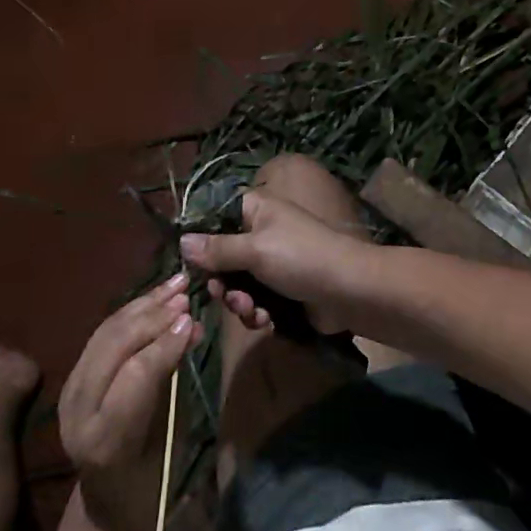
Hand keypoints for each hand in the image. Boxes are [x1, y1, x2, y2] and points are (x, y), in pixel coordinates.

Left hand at [57, 272, 199, 530]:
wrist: (111, 494)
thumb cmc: (154, 471)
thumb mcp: (171, 433)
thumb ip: (175, 379)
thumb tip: (191, 328)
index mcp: (106, 437)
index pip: (135, 374)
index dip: (165, 342)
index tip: (193, 320)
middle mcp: (78, 411)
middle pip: (115, 346)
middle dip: (153, 316)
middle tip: (186, 296)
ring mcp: (70, 389)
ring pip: (106, 332)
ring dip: (143, 303)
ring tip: (175, 284)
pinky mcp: (73, 374)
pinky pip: (102, 332)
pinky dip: (132, 309)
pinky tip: (155, 295)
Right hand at [182, 191, 373, 334]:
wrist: (348, 290)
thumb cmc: (300, 257)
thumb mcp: (254, 249)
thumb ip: (217, 248)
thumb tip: (182, 240)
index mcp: (256, 210)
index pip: (216, 216)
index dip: (201, 238)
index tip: (190, 262)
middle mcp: (262, 232)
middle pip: (223, 255)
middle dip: (222, 281)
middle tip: (224, 294)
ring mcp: (273, 261)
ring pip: (238, 283)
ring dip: (239, 301)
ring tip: (251, 310)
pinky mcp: (283, 289)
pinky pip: (256, 300)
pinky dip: (257, 311)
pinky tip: (265, 320)